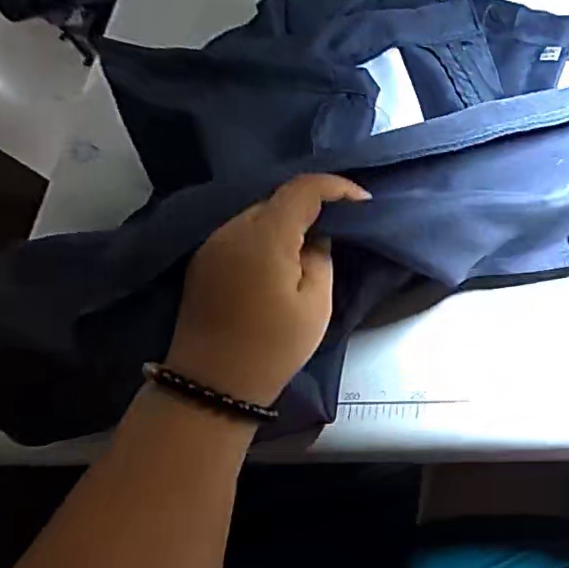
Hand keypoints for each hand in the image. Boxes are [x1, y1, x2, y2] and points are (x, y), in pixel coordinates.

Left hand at [165, 173, 368, 404]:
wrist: (215, 380)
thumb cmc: (275, 345)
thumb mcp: (317, 304)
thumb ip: (321, 259)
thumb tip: (317, 237)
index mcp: (265, 236)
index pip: (303, 190)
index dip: (337, 187)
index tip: (364, 201)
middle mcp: (232, 229)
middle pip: (278, 199)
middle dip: (314, 206)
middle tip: (343, 228)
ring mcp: (213, 243)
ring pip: (259, 215)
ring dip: (289, 222)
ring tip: (314, 246)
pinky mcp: (204, 260)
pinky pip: (242, 233)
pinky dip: (268, 237)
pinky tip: (283, 260)